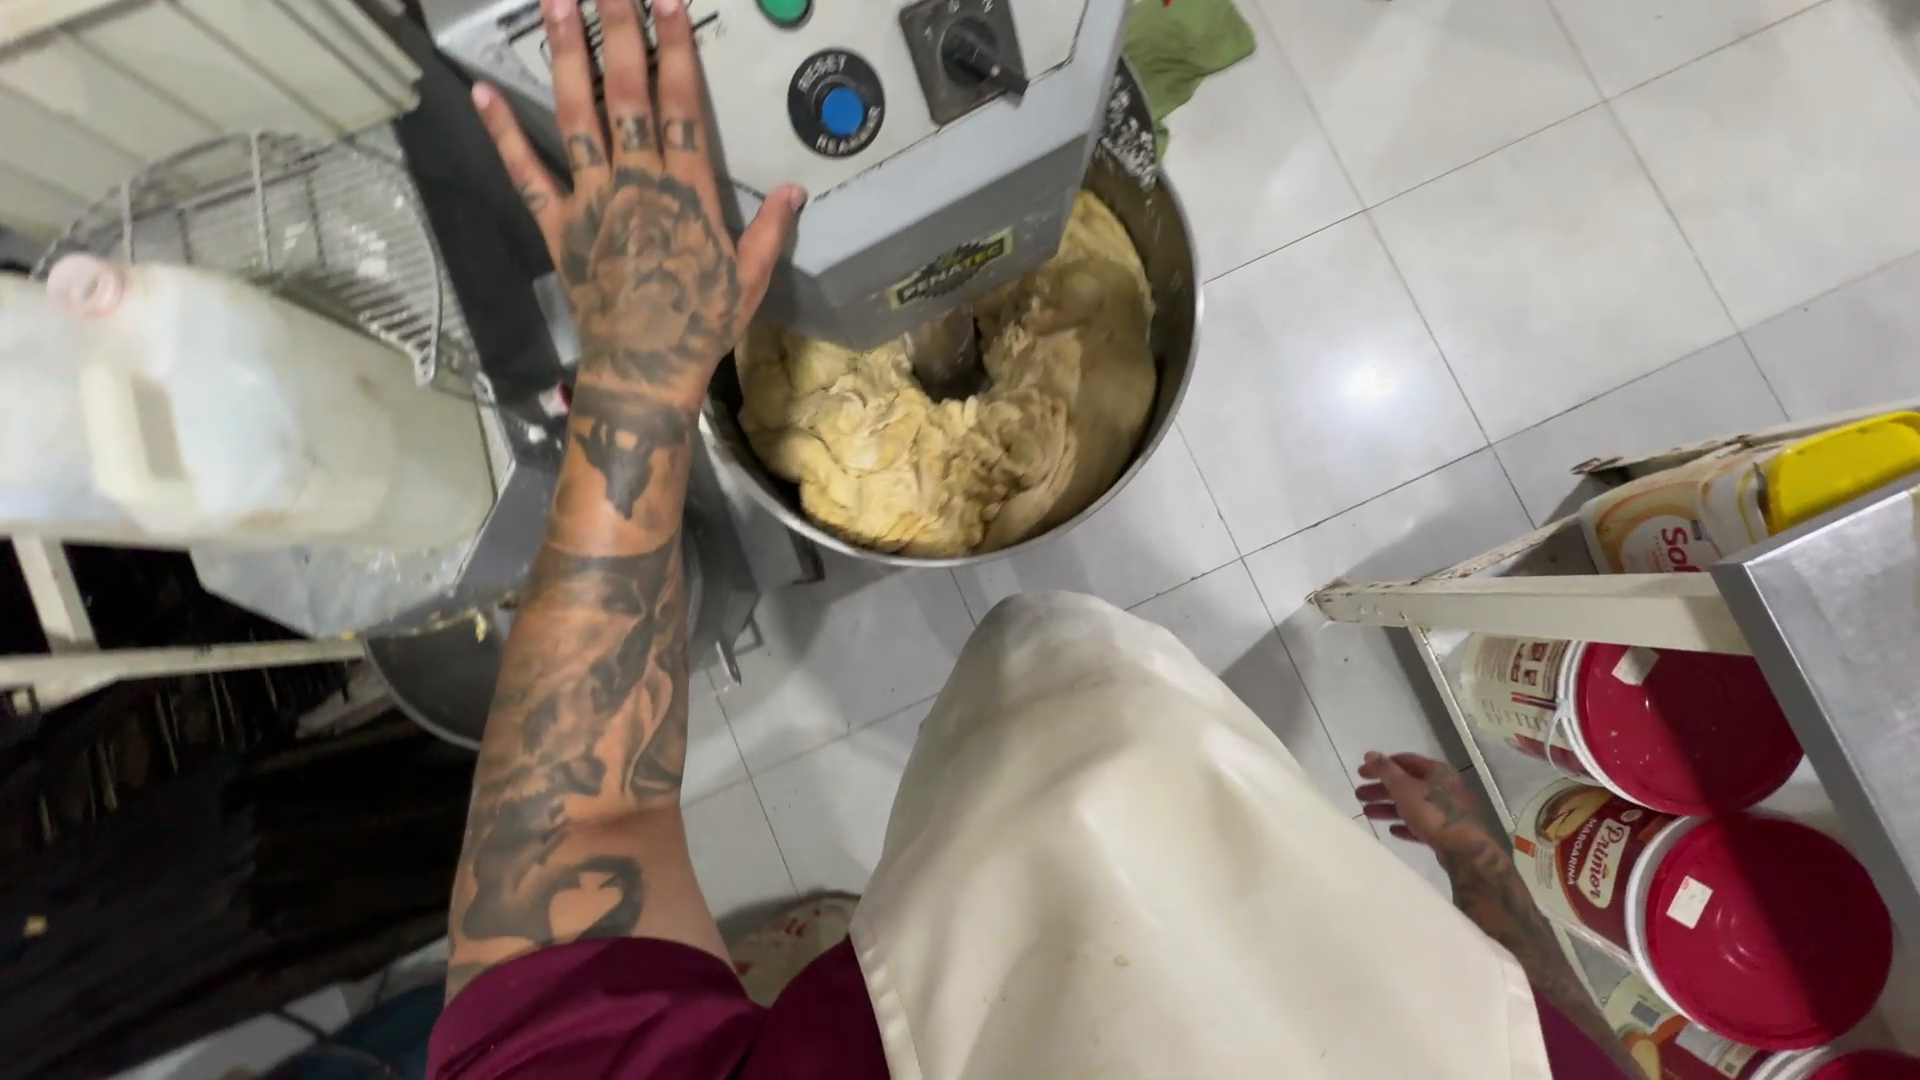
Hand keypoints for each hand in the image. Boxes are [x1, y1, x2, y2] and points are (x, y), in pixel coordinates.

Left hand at [469, 0, 804, 410]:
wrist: (646, 367)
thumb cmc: (702, 324)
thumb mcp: (750, 282)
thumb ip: (769, 231)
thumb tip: (794, 189)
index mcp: (687, 195)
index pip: (680, 107)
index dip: (675, 50)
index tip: (667, 1)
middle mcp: (636, 184)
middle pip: (625, 95)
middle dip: (618, 31)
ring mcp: (592, 201)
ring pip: (576, 117)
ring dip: (565, 57)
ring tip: (554, 1)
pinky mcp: (558, 226)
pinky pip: (527, 176)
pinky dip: (503, 135)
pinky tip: (482, 92)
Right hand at [1354, 751, 1495, 852]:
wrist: (1465, 851)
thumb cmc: (1432, 813)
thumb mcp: (1403, 787)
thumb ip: (1385, 770)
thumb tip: (1370, 753)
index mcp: (1436, 771)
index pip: (1404, 761)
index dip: (1380, 765)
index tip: (1361, 773)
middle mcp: (1444, 787)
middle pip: (1406, 784)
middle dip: (1381, 789)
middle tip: (1360, 795)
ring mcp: (1448, 810)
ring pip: (1412, 804)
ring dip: (1388, 807)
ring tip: (1368, 813)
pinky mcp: (1448, 831)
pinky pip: (1422, 823)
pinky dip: (1406, 824)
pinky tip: (1392, 830)